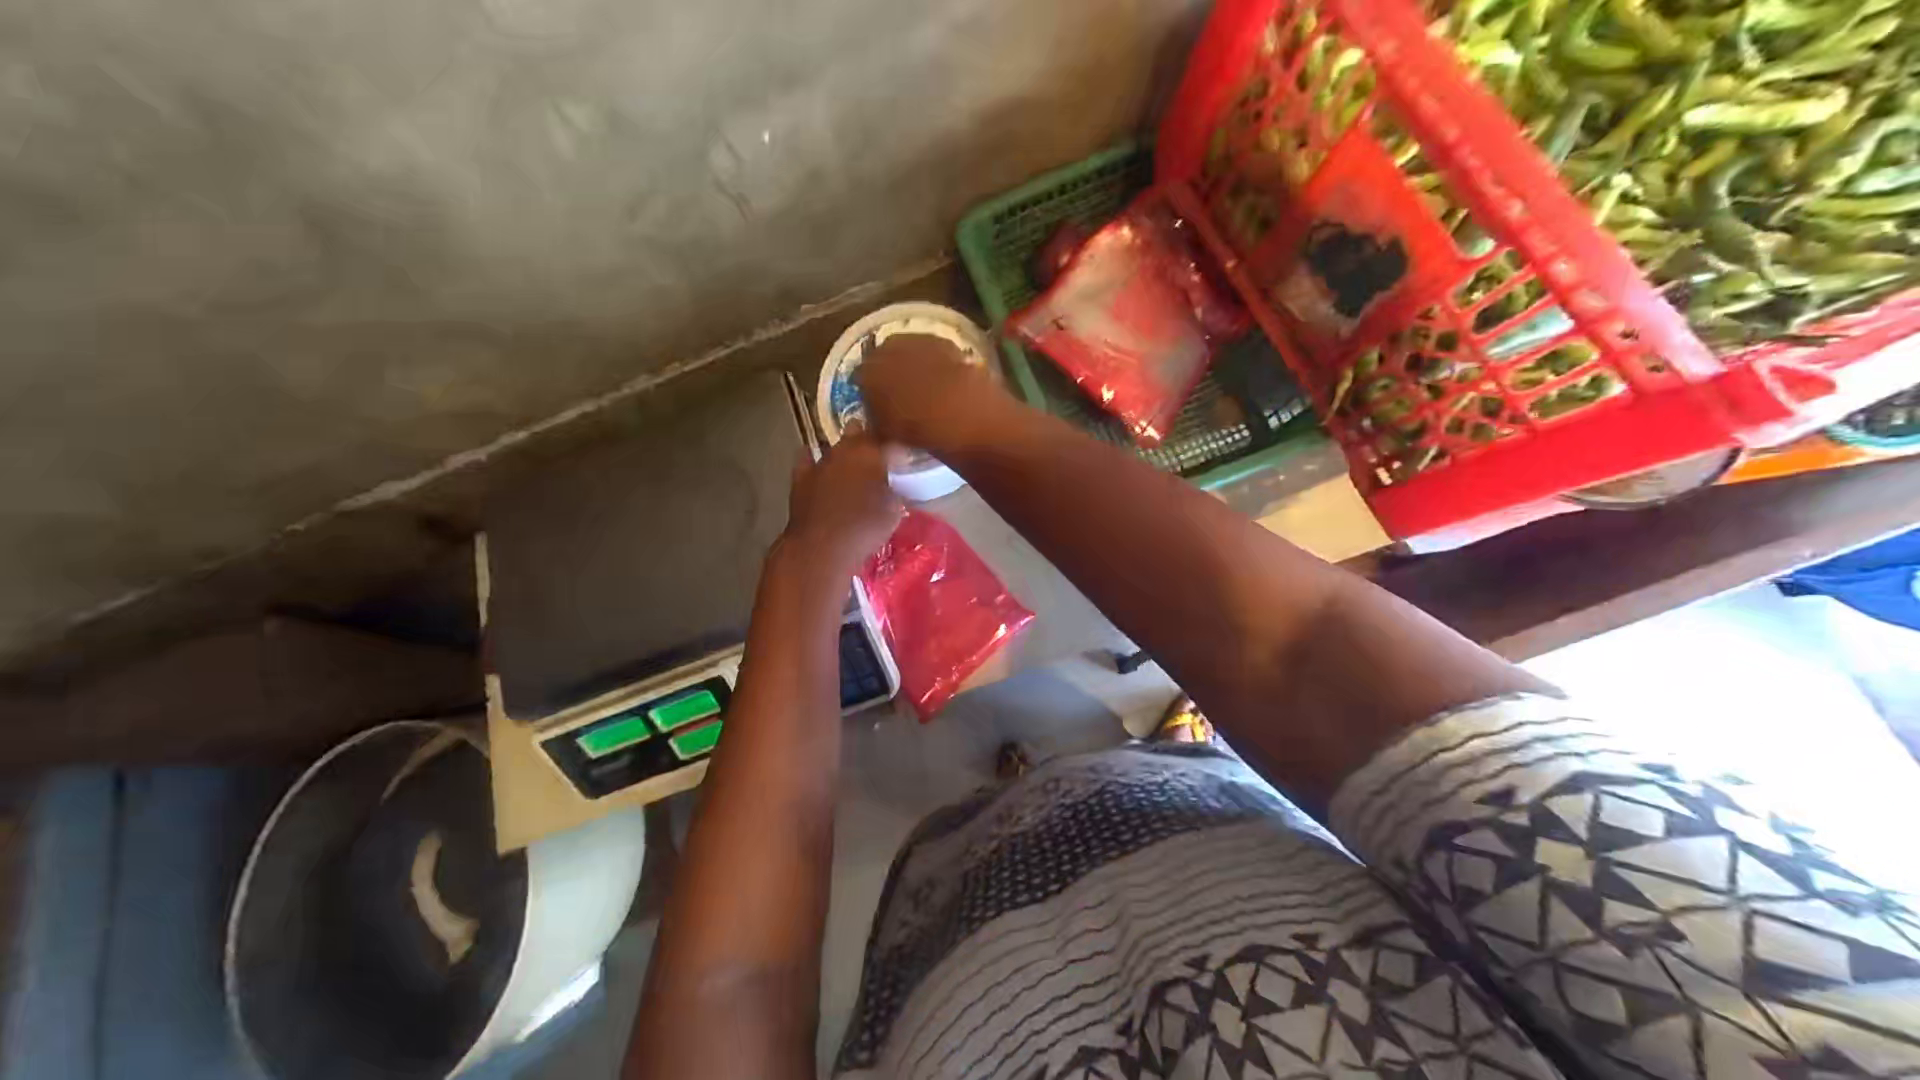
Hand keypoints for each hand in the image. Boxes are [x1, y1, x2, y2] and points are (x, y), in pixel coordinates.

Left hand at [780, 432, 903, 570]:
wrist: (821, 547)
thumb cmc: (865, 528)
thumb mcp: (893, 511)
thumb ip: (897, 491)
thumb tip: (898, 487)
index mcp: (872, 452)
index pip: (891, 441)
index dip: (901, 450)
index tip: (907, 462)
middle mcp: (845, 449)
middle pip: (861, 435)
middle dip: (872, 444)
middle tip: (881, 461)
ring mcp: (820, 461)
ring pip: (836, 446)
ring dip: (846, 454)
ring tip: (855, 468)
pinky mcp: (801, 477)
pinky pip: (808, 459)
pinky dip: (816, 462)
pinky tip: (821, 469)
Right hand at [856, 333, 1010, 453]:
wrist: (958, 410)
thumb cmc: (916, 428)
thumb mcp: (887, 434)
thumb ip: (876, 422)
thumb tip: (876, 422)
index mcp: (867, 373)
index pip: (860, 377)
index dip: (869, 390)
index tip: (878, 402)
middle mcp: (885, 349)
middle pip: (882, 357)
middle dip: (889, 371)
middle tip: (900, 391)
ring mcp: (915, 340)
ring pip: (907, 350)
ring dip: (912, 362)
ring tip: (923, 383)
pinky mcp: (942, 340)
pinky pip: (932, 350)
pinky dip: (934, 360)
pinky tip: (943, 377)